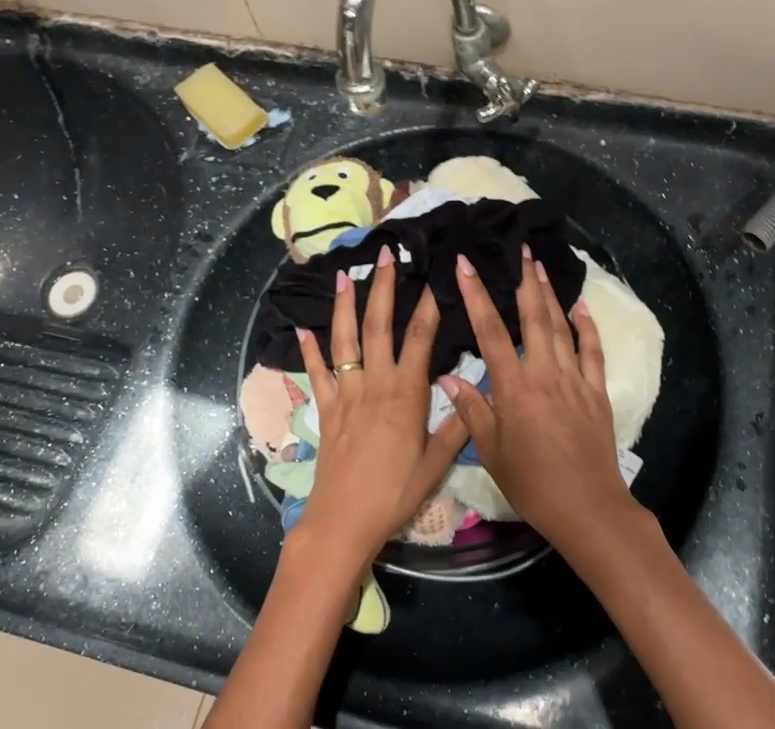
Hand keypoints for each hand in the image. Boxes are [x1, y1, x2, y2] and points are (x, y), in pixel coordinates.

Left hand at [293, 245, 469, 558]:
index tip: (434, 277)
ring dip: (344, 307)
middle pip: (378, 327)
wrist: (344, 520)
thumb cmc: (395, 493)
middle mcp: (375, 385)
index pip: (421, 339)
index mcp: (406, 394)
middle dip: (383, 288)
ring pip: (344, 342)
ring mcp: (346, 395)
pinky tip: (303, 330)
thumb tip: (472, 391)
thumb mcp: (435, 464)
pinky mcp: (325, 411)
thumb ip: (455, 427)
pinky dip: (309, 352)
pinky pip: (317, 375)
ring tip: (344, 276)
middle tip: (385, 255)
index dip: (428, 306)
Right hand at [440, 247, 641, 545]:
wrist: (587, 507)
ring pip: (562, 328)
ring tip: (541, 267)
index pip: (491, 333)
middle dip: (523, 281)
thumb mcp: (493, 453)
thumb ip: (472, 411)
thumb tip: (448, 377)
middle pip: (533, 318)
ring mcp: (575, 380)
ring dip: (551, 295)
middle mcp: (546, 375)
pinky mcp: (597, 392)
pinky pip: (592, 352)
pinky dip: (587, 328)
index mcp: (515, 389)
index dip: (477, 296)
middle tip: (519, 250)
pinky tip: (581, 308)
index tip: (465, 266)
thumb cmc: (532, 484)